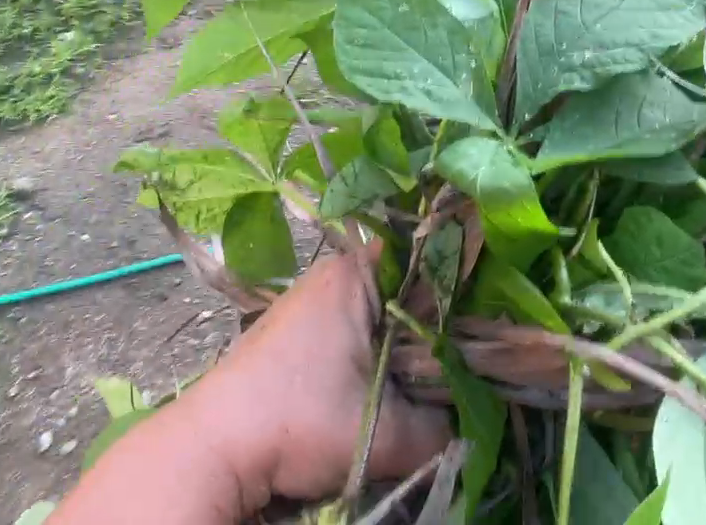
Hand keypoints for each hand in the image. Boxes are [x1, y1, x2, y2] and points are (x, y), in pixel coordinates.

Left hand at [184, 243, 452, 502]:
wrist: (214, 446)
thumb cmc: (297, 422)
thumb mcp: (385, 434)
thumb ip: (442, 429)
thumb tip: (475, 424)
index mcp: (355, 275)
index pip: (426, 260)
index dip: (463, 289)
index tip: (490, 321)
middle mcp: (332, 276)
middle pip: (406, 291)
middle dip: (435, 328)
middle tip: (469, 361)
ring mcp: (312, 302)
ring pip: (381, 316)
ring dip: (403, 348)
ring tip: (433, 381)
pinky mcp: (299, 333)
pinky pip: (355, 332)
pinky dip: (375, 357)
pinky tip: (390, 388)